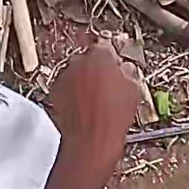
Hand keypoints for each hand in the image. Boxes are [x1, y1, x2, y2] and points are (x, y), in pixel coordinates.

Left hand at [48, 40, 142, 166]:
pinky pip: (65, 85)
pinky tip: (81, 105)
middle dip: (95, 69)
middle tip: (104, 85)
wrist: (91, 139)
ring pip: (75, 72)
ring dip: (82, 80)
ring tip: (92, 99)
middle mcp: (79, 62)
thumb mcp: (133, 91)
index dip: (111, 60)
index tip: (114, 68)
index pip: (105, 49)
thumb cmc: (114, 117)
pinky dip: (71, 91)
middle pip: (88, 59)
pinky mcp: (55, 90)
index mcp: (100, 58)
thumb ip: (128, 73)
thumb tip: (125, 69)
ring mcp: (65, 75)